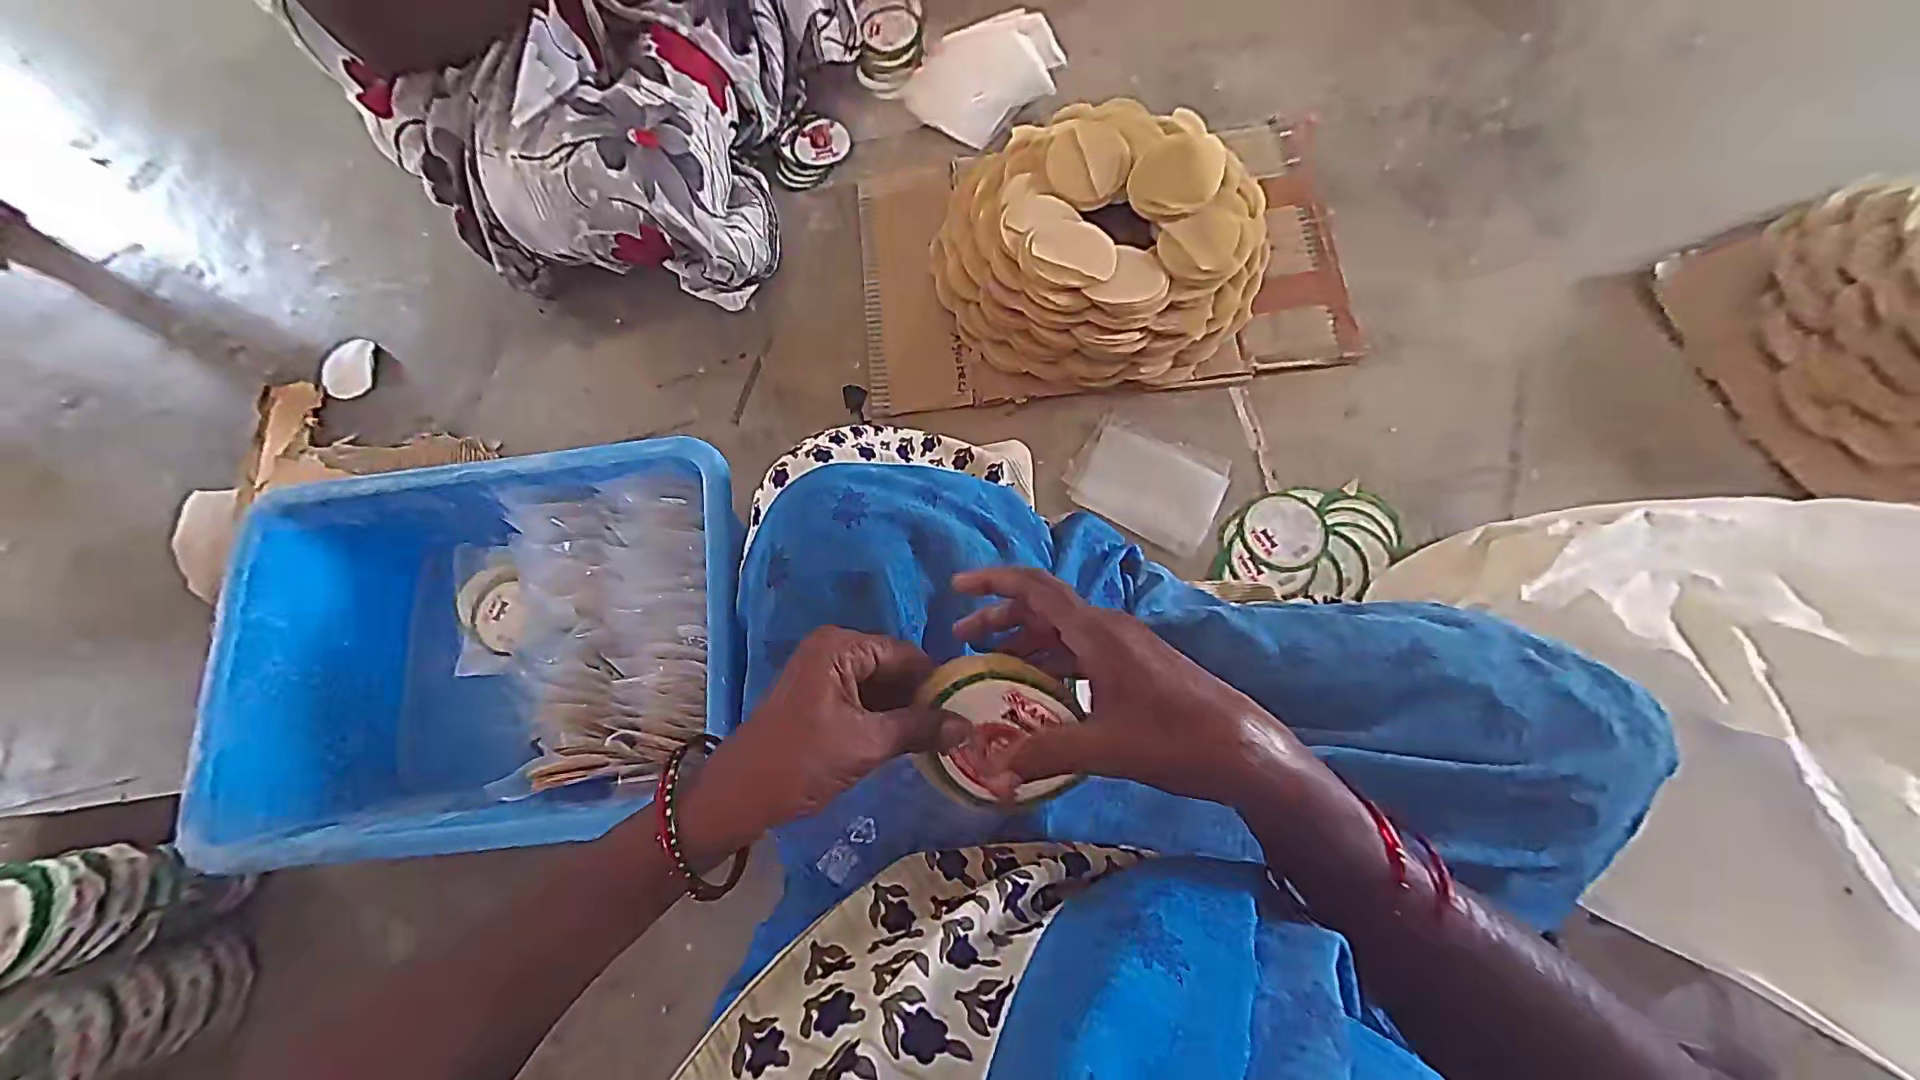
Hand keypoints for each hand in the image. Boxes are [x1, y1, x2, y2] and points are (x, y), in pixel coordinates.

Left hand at [670, 628, 968, 861]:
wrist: (737, 797)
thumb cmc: (800, 762)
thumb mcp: (865, 744)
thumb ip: (919, 729)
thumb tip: (969, 727)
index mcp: (841, 646)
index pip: (907, 654)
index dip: (937, 682)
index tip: (967, 709)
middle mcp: (834, 650)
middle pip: (895, 668)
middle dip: (923, 698)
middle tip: (958, 728)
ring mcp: (825, 674)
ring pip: (882, 687)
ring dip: (907, 712)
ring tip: (941, 738)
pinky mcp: (821, 698)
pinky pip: (865, 700)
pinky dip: (886, 719)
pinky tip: (910, 742)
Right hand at [951, 567, 1321, 805]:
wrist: (1245, 750)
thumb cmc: (1175, 739)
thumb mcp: (1104, 748)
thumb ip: (1044, 754)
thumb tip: (992, 773)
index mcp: (1097, 632)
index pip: (1035, 589)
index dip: (993, 582)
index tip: (957, 588)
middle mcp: (1108, 628)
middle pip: (1043, 609)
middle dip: (999, 619)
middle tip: (962, 640)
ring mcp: (1124, 646)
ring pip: (1062, 631)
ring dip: (1025, 642)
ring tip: (991, 663)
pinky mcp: (1135, 665)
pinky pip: (1081, 651)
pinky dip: (1052, 661)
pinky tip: (1039, 689)